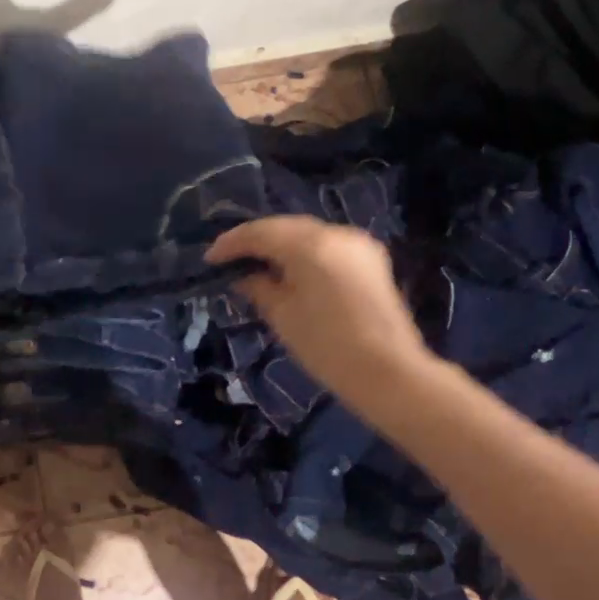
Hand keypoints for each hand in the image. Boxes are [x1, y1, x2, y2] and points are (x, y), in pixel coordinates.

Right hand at [207, 216, 431, 393]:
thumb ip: (258, 286)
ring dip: (279, 243)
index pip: (260, 233)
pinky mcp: (370, 259)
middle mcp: (336, 233)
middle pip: (285, 226)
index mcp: (311, 245)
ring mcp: (358, 244)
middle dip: (255, 240)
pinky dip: (303, 251)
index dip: (231, 244)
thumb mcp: (281, 315)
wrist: (389, 373)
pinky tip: (288, 268)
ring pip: (307, 233)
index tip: (209, 260)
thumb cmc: (326, 346)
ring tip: (255, 263)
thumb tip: (243, 275)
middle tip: (229, 258)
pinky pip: (327, 244)